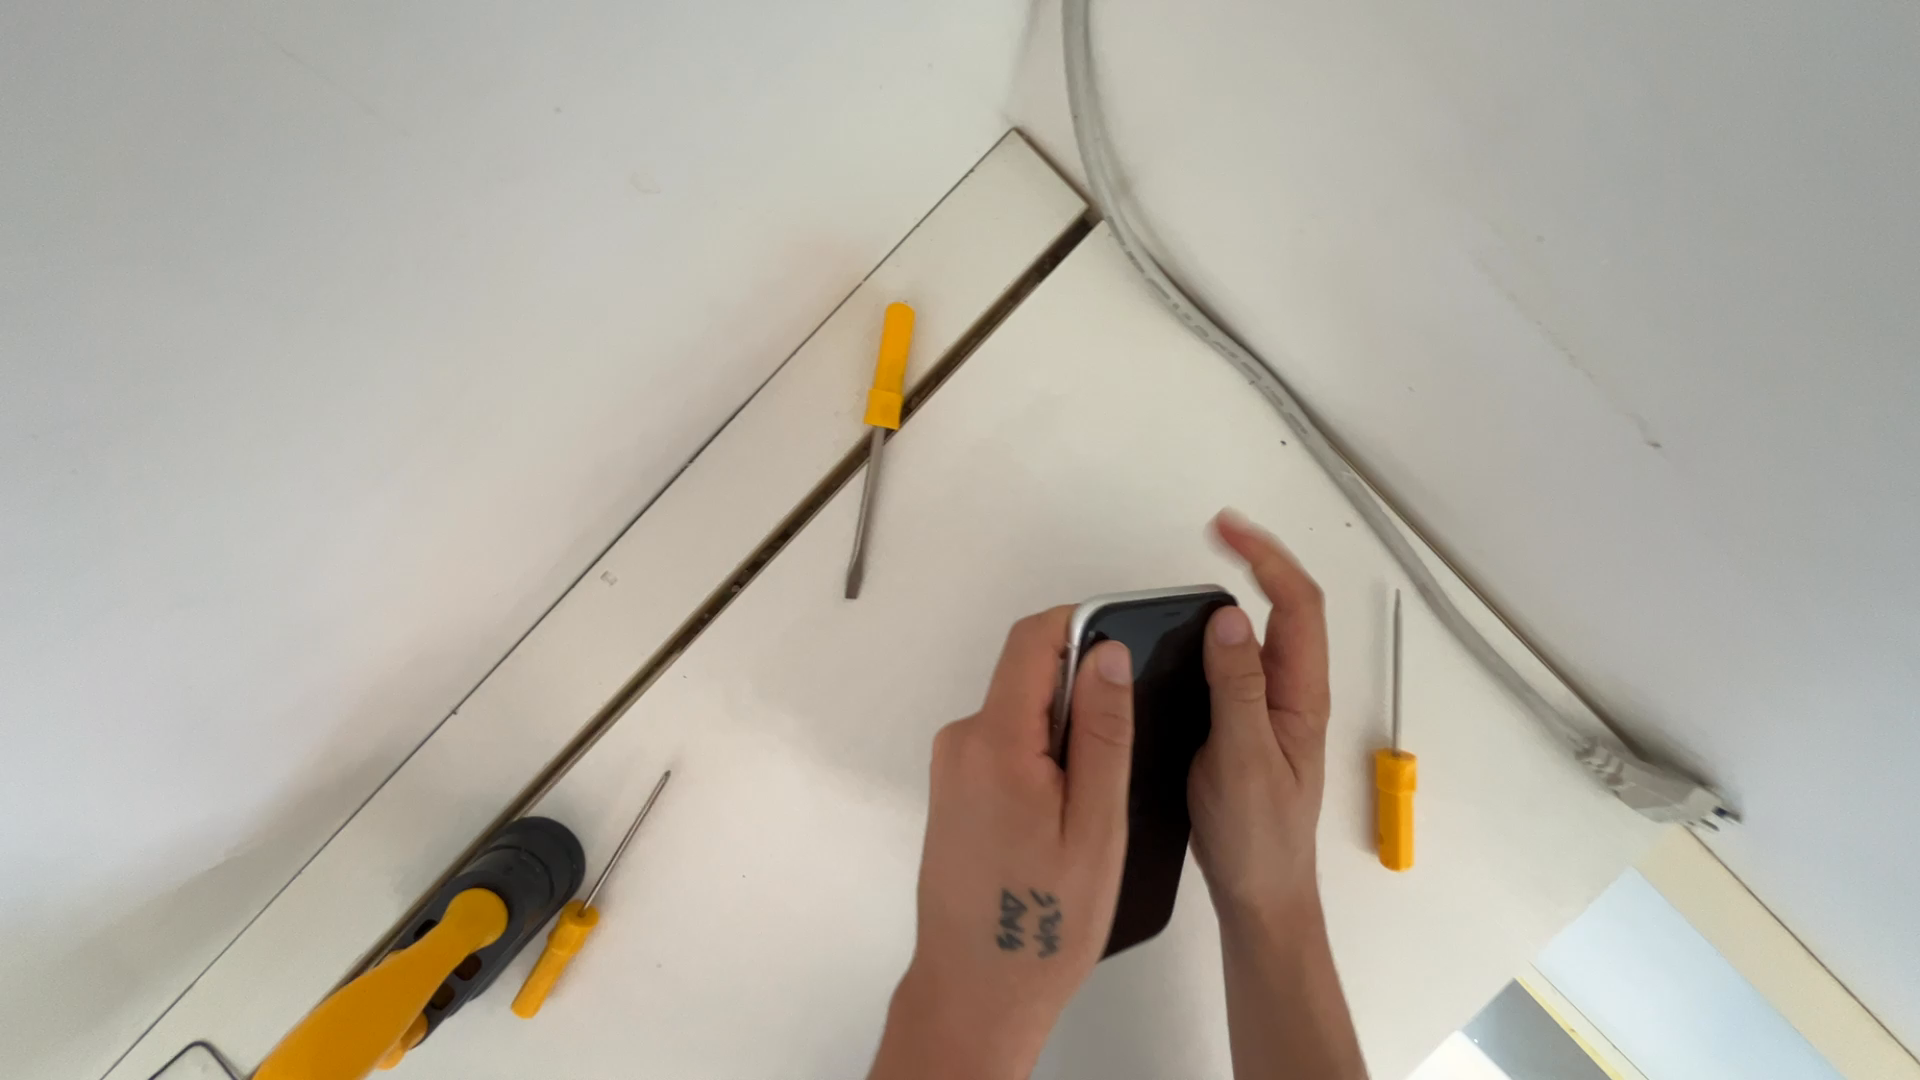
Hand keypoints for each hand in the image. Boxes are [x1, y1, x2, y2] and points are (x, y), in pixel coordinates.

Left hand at [868, 608, 1135, 1079]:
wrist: (975, 989)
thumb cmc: (1044, 922)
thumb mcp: (1096, 825)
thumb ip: (1101, 730)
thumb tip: (1108, 653)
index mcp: (994, 742)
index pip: (1032, 639)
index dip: (1080, 624)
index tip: (1121, 640)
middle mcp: (961, 740)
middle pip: (1025, 672)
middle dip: (1077, 688)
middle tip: (1115, 749)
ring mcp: (952, 762)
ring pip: (1018, 708)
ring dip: (1060, 728)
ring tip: (1088, 796)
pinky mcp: (954, 783)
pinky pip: (1002, 739)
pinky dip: (1038, 751)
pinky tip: (1059, 810)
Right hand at [1189, 510, 1332, 921]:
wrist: (1259, 891)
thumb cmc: (1258, 833)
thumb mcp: (1245, 760)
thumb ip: (1239, 690)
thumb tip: (1230, 616)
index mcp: (1301, 694)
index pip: (1297, 606)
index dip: (1267, 559)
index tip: (1225, 529)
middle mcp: (1291, 690)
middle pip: (1287, 607)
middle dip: (1259, 559)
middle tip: (1213, 533)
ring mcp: (1269, 705)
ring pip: (1262, 631)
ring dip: (1242, 586)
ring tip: (1201, 564)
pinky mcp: (1245, 719)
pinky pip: (1236, 659)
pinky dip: (1217, 627)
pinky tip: (1187, 629)